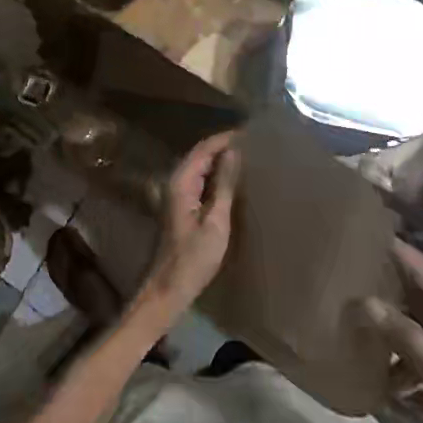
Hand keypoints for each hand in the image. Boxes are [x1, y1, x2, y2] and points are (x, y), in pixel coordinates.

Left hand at [135, 132, 239, 320]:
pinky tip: (234, 180)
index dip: (226, 138)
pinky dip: (216, 175)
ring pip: (200, 167)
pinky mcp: (181, 207)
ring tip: (249, 157)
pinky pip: (200, 181)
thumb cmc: (193, 257)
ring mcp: (176, 195)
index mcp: (181, 182)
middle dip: (225, 146)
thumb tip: (234, 151)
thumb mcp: (215, 221)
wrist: (168, 288)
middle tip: (254, 144)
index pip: (204, 148)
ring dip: (221, 160)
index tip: (251, 133)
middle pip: (200, 154)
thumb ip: (224, 184)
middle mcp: (175, 182)